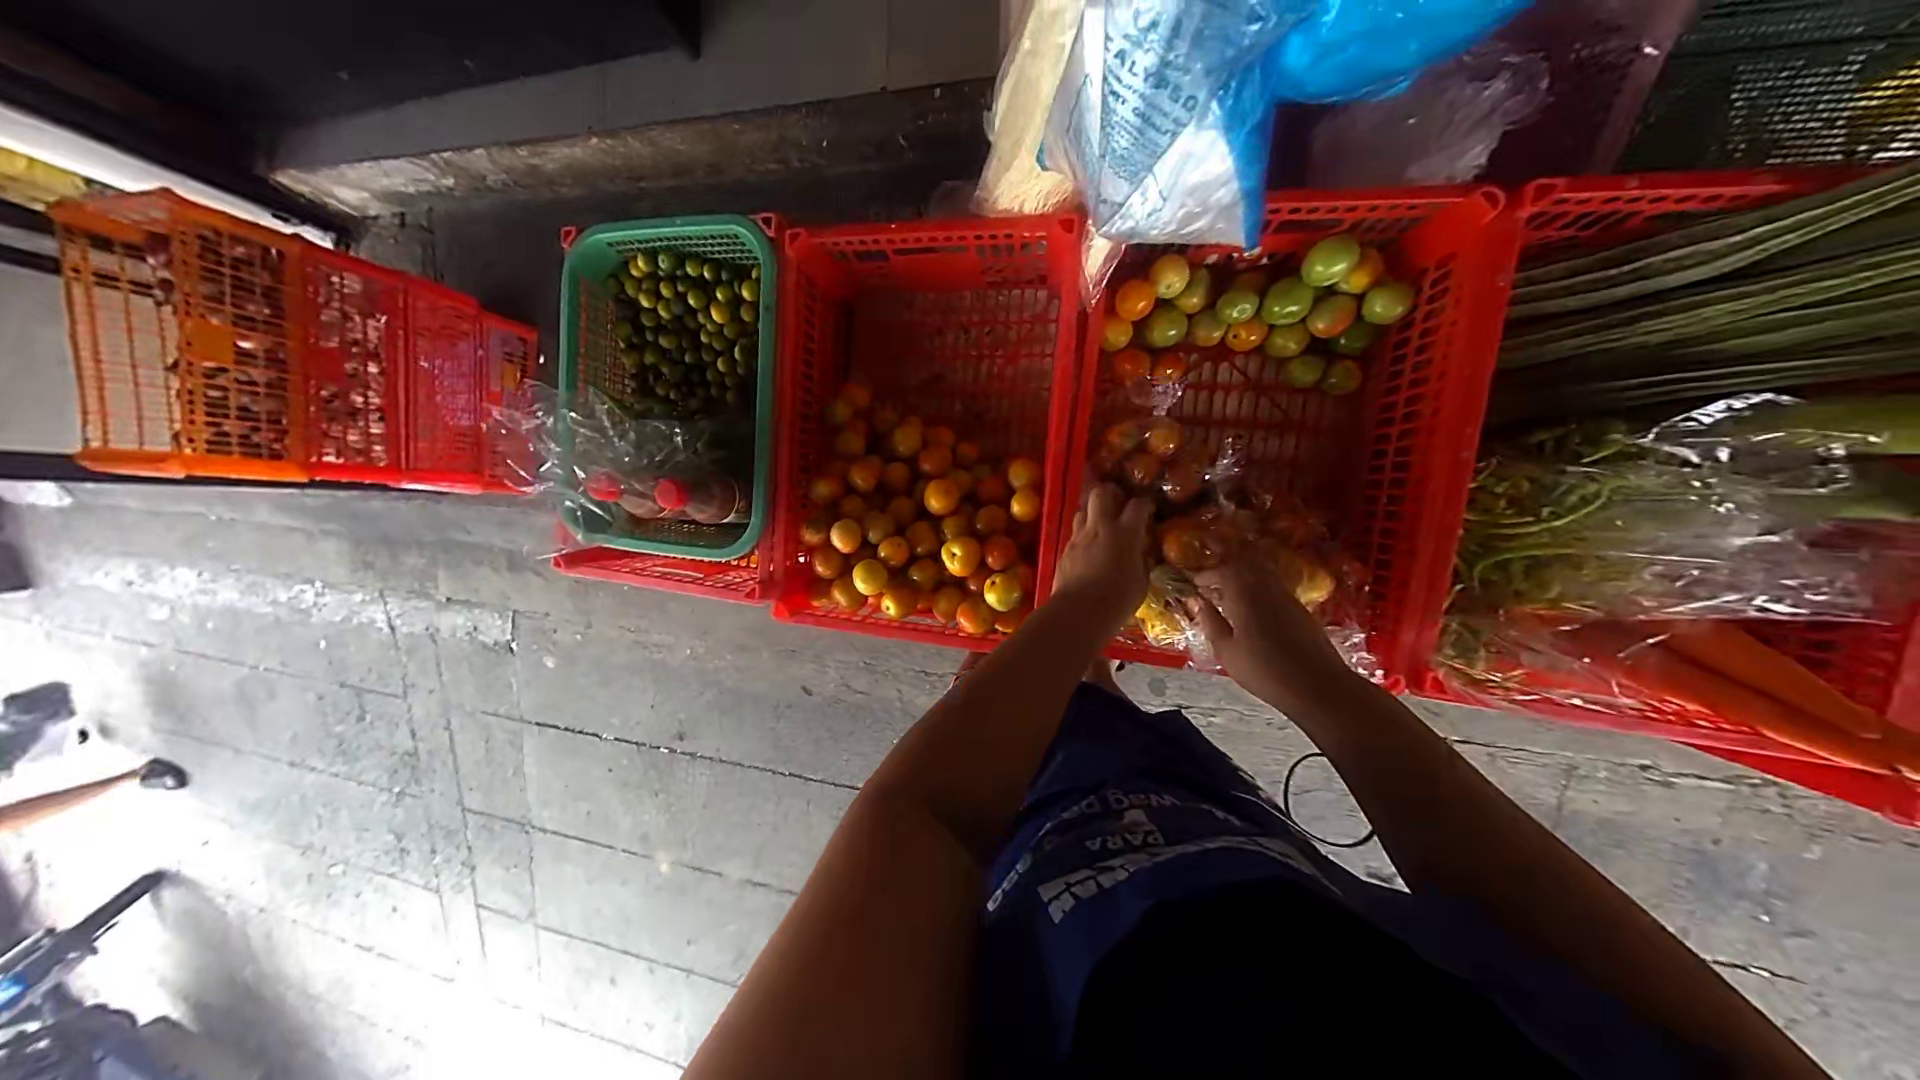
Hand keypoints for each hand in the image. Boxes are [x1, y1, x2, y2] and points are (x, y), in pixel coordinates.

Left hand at [1052, 484, 1153, 630]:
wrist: (1078, 612)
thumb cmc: (1117, 600)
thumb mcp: (1140, 582)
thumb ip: (1141, 561)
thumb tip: (1141, 553)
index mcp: (1125, 533)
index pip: (1138, 505)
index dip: (1145, 504)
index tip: (1149, 509)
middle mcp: (1100, 528)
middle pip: (1101, 493)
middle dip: (1111, 493)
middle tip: (1119, 505)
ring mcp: (1079, 537)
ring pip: (1083, 510)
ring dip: (1094, 513)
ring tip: (1103, 527)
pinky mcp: (1065, 549)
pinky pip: (1075, 532)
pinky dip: (1084, 534)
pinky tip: (1090, 549)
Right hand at [1193, 553, 1350, 708]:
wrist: (1319, 686)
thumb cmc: (1265, 672)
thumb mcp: (1227, 651)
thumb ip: (1211, 623)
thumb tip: (1199, 602)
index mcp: (1245, 597)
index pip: (1224, 570)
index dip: (1207, 573)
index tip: (1194, 581)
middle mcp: (1267, 589)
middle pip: (1248, 560)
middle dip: (1228, 558)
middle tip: (1212, 565)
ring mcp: (1287, 597)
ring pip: (1263, 570)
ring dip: (1243, 570)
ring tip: (1229, 583)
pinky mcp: (1299, 609)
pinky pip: (1273, 583)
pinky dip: (1257, 582)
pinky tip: (1250, 601)